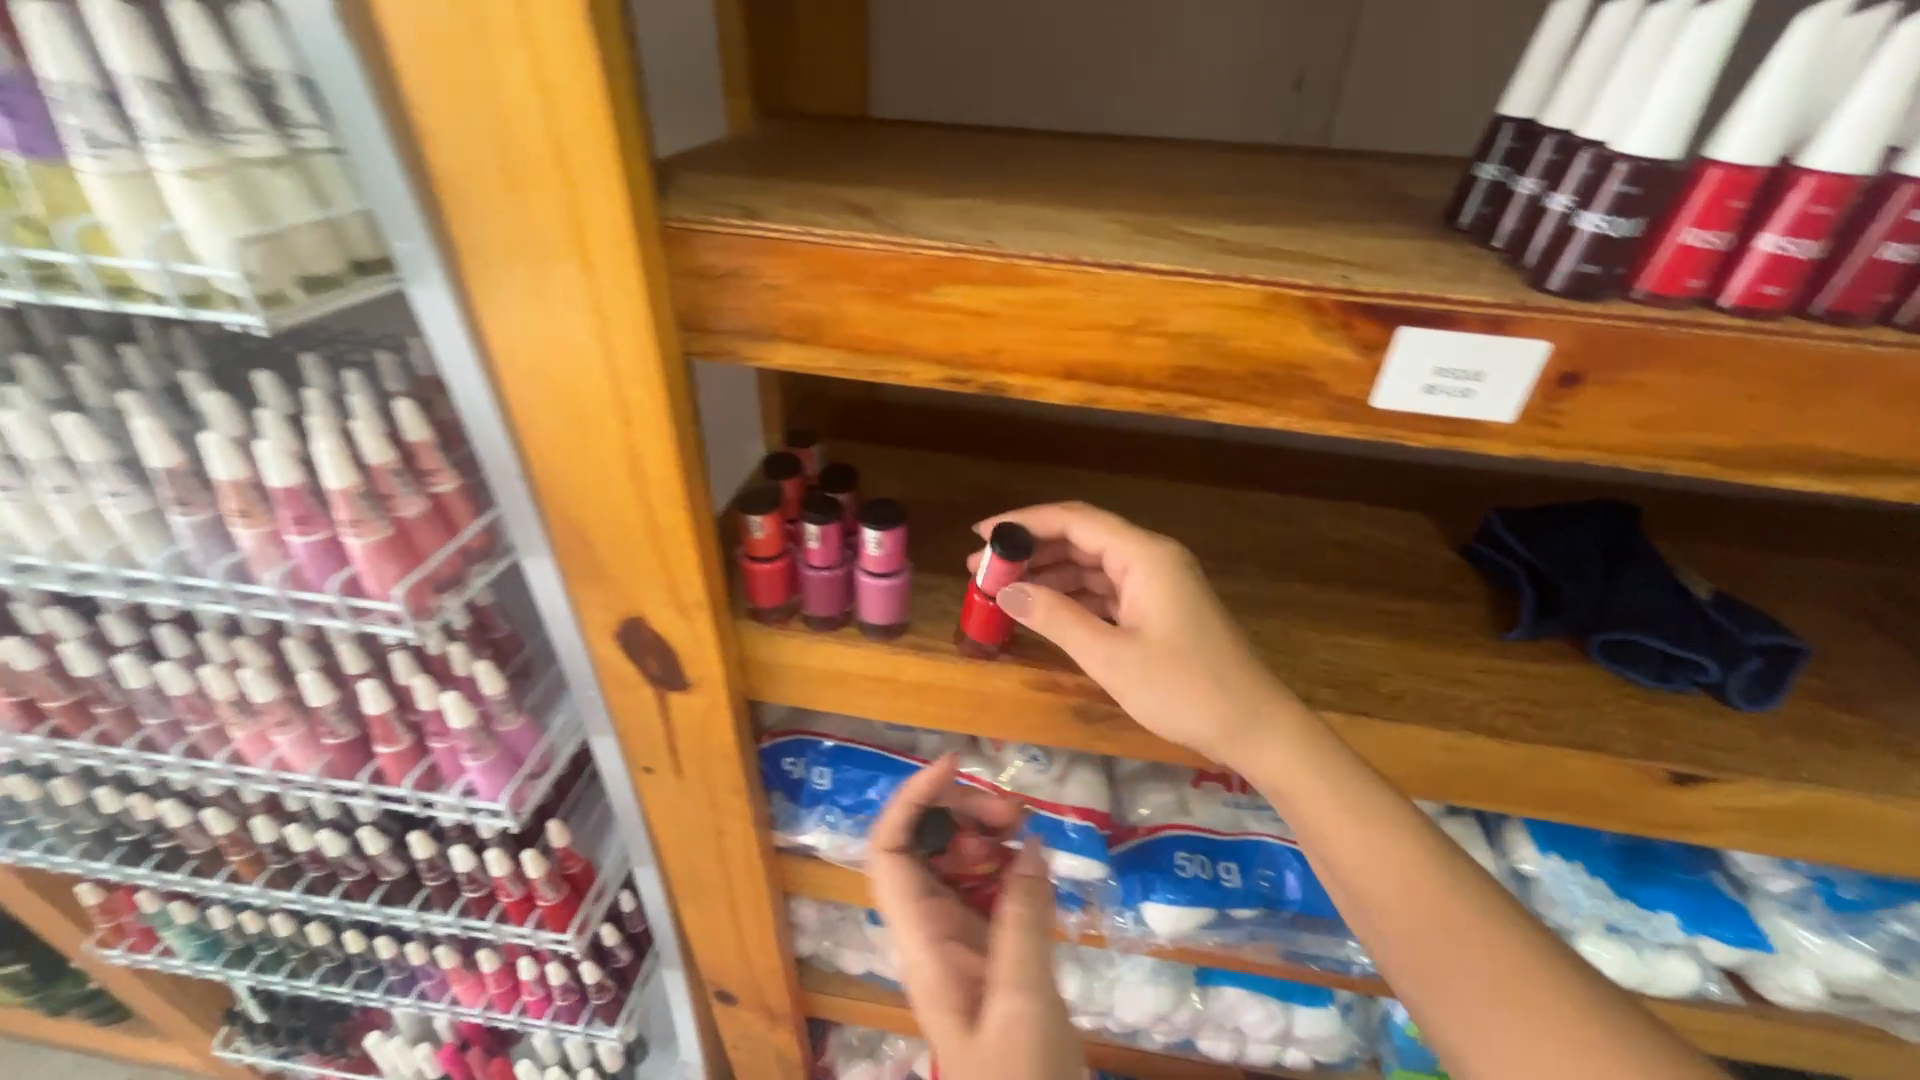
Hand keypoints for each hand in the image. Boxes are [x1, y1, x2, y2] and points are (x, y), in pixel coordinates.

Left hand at [866, 756, 1082, 1079]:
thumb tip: (1030, 844)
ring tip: (1026, 832)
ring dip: (986, 835)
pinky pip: (988, 887)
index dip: (912, 801)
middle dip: (961, 812)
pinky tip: (1036, 867)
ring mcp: (958, 938)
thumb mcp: (1024, 1001)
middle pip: (924, 845)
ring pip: (956, 862)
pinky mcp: (988, 948)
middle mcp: (929, 930)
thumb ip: (1024, 919)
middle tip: (1014, 813)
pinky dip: (1009, 865)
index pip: (890, 851)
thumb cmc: (1018, 1079)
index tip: (955, 766)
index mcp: (921, 940)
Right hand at [969, 502, 1298, 760]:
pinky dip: (1073, 597)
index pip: (1074, 520)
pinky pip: (1107, 590)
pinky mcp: (1160, 609)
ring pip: (1092, 566)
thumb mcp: (1110, 656)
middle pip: (1081, 539)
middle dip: (1030, 551)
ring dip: (1049, 575)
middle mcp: (1151, 558)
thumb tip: (1005, 591)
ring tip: (1002, 591)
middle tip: (981, 570)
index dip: (1023, 522)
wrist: (1254, 726)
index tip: (980, 533)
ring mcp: (1158, 583)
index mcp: (1144, 555)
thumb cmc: (1184, 689)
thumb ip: (1055, 618)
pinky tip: (1043, 610)